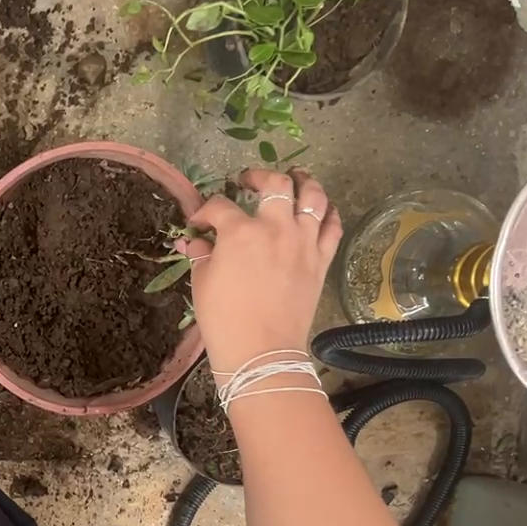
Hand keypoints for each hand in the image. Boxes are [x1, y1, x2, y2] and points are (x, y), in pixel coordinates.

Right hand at [181, 167, 342, 373]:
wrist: (260, 349)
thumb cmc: (223, 317)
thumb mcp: (202, 282)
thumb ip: (200, 254)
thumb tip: (193, 241)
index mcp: (240, 232)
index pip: (219, 206)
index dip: (204, 211)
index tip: (198, 223)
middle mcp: (276, 228)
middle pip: (276, 184)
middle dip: (259, 176)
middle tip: (249, 180)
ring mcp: (304, 242)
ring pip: (314, 195)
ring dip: (303, 181)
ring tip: (295, 177)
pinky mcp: (321, 258)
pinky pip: (333, 225)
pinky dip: (328, 212)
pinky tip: (320, 210)